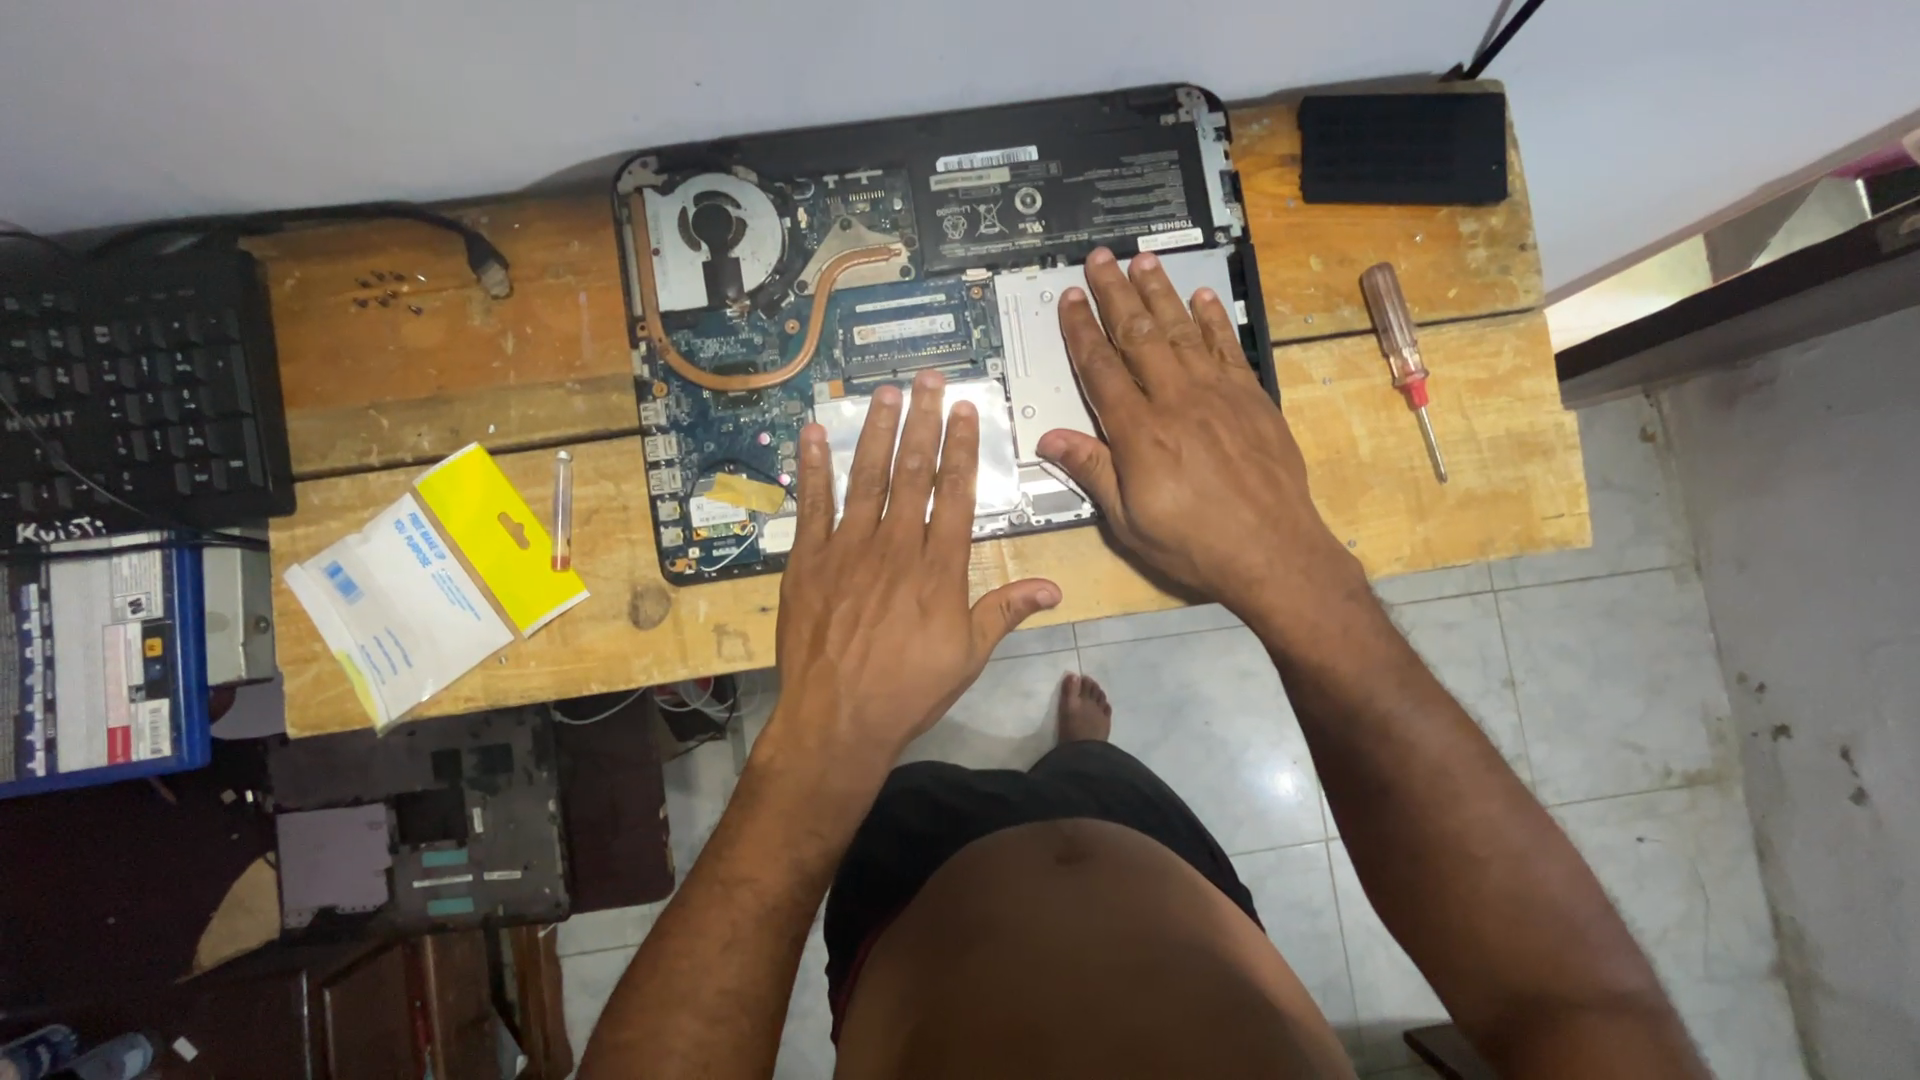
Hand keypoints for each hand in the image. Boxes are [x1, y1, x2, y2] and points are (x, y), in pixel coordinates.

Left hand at [767, 370, 1059, 770]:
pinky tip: (814, 434)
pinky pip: (811, 507)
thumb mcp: (968, 656)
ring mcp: (847, 551)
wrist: (837, 720)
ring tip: (886, 393)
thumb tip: (1054, 587)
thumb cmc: (908, 690)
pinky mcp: (807, 563)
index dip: (961, 447)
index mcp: (938, 568)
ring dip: (876, 432)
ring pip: (866, 479)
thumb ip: (1005, 612)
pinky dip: (813, 468)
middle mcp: (895, 547)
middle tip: (928, 379)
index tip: (965, 410)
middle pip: (913, 473)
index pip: (955, 493)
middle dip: (922, 422)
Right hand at [1036, 247, 1362, 620]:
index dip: (1082, 331)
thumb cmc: (1193, 544)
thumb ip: (1093, 471)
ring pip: (1181, 331)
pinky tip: (1200, 297)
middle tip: (1099, 259)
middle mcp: (1176, 401)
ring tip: (1141, 260)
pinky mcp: (1251, 398)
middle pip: (1138, 337)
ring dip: (1159, 293)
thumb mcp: (1129, 521)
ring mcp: (1218, 395)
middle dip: (1114, 294)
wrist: (1273, 551)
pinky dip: (1212, 320)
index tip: (1069, 300)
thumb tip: (1050, 440)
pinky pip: (1227, 348)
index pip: (1101, 369)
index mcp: (1139, 434)